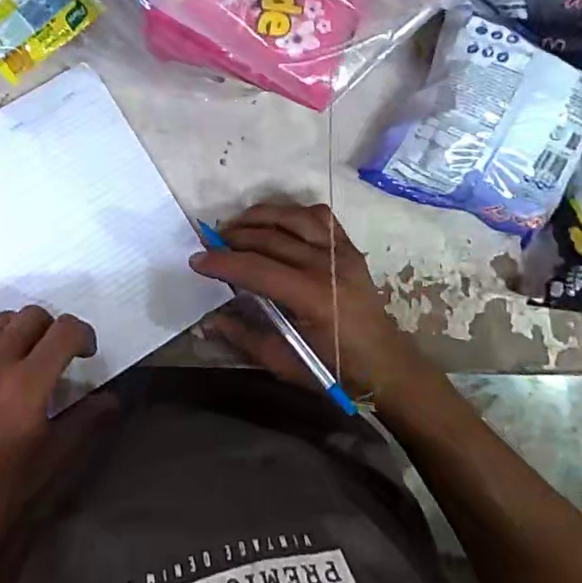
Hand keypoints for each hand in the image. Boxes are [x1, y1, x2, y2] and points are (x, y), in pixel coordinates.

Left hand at [0, 307, 94, 582]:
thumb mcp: (49, 464)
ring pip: (2, 323)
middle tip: (58, 357)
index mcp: (25, 386)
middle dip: (53, 328)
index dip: (83, 334)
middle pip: (32, 315)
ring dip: (22, 332)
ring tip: (26, 364)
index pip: (64, 330)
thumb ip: (84, 423)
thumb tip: (111, 398)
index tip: (87, 355)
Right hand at [193, 203, 431, 404]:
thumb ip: (244, 337)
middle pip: (269, 238)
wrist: (385, 364)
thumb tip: (208, 320)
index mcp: (311, 296)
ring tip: (235, 226)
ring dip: (259, 217)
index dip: (222, 263)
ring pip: (292, 217)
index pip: (255, 268)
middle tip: (209, 242)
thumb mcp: (286, 361)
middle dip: (233, 237)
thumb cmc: (336, 369)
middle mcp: (326, 264)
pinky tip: (277, 222)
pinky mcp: (349, 246)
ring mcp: (341, 251)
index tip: (196, 260)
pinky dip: (293, 213)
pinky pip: (319, 216)